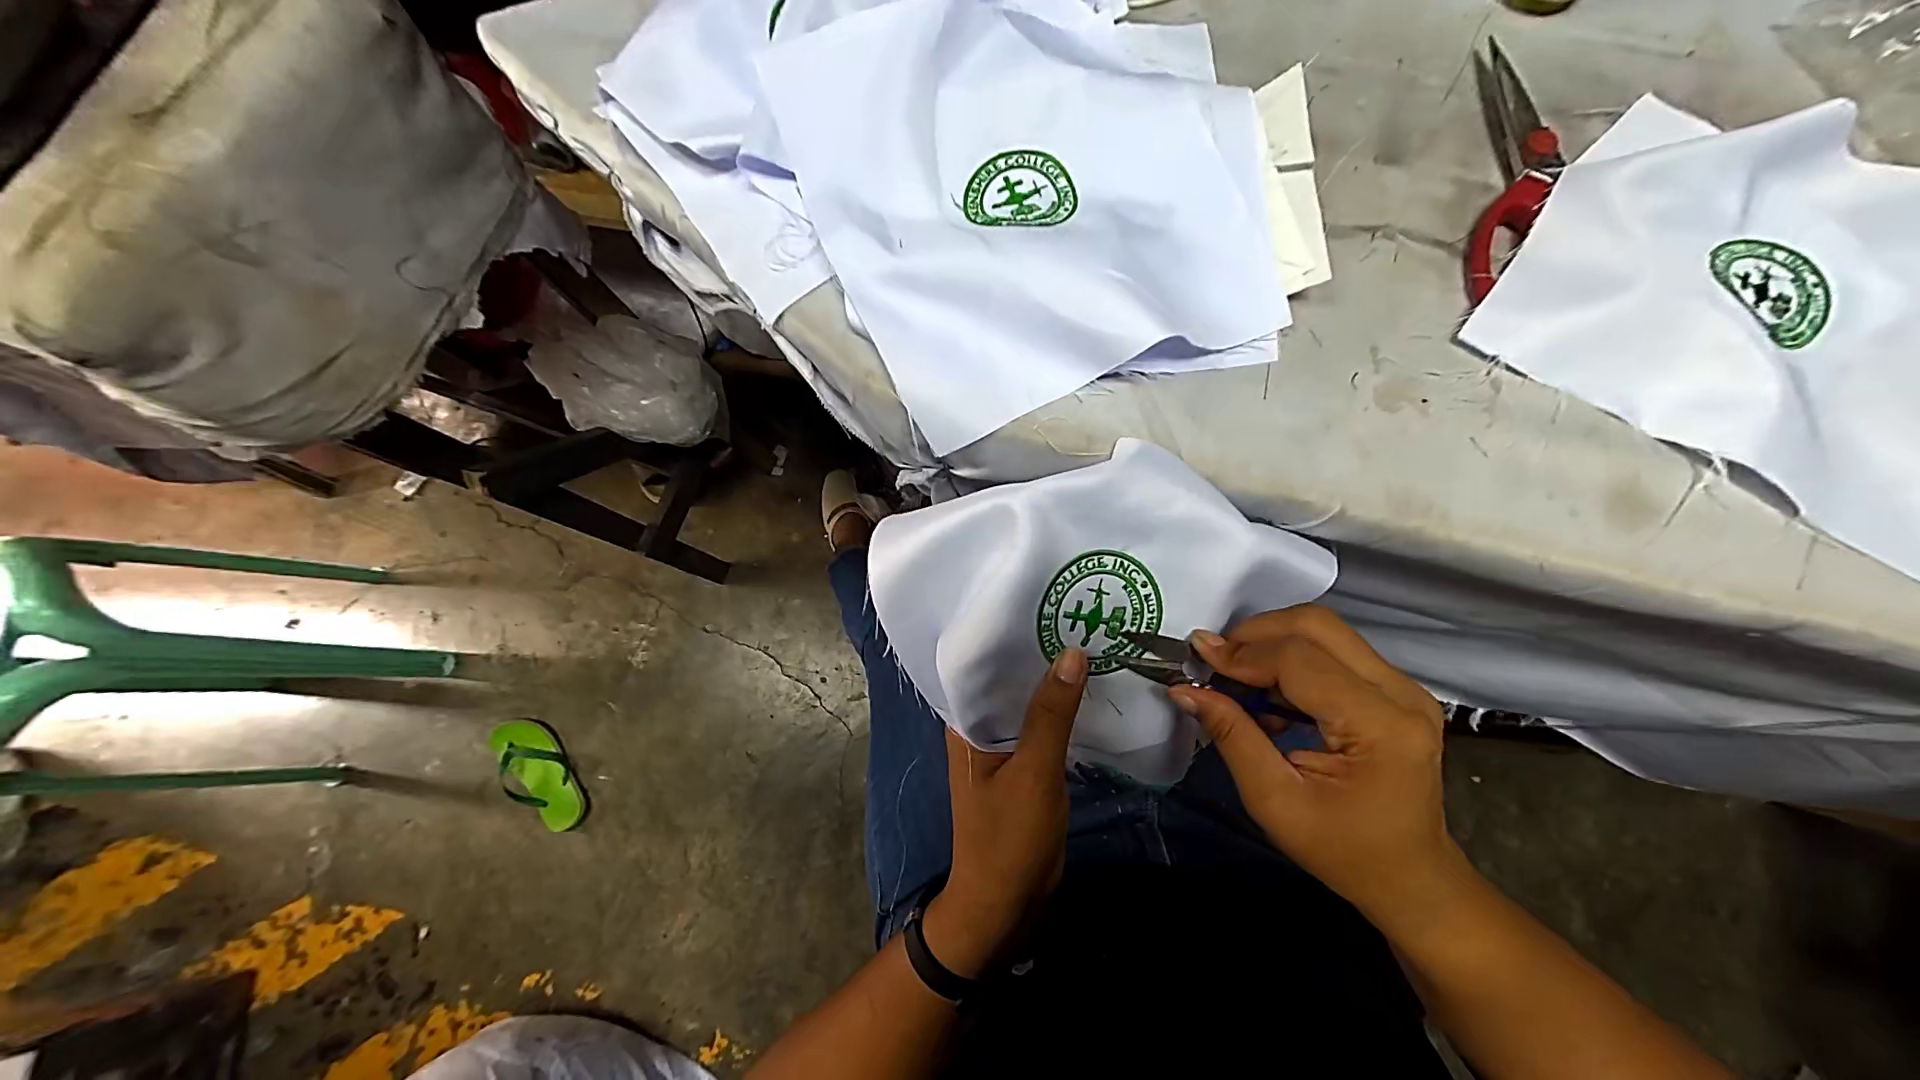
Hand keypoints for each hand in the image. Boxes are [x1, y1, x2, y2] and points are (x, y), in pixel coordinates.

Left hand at [922, 647, 1086, 978]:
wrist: (1006, 907)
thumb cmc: (1008, 838)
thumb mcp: (1033, 772)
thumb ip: (1051, 714)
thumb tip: (1072, 652)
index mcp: (964, 724)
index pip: (981, 665)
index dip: (1009, 635)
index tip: (1043, 603)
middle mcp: (977, 730)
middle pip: (1007, 682)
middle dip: (1038, 655)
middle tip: (1078, 616)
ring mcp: (1001, 750)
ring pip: (1027, 705)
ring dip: (1052, 683)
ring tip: (1090, 643)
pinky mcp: (1023, 768)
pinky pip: (1041, 730)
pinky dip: (1061, 713)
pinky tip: (1090, 693)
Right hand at [1167, 606, 1472, 925]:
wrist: (1409, 877)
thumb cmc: (1342, 849)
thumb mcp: (1273, 800)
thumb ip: (1231, 735)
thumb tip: (1185, 688)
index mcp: (1380, 726)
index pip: (1299, 660)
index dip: (1242, 654)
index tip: (1196, 656)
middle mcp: (1401, 694)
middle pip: (1316, 626)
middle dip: (1256, 634)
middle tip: (1216, 661)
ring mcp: (1404, 688)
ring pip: (1324, 631)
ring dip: (1271, 643)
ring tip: (1237, 679)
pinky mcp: (1395, 690)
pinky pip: (1333, 650)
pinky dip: (1290, 658)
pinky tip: (1269, 695)